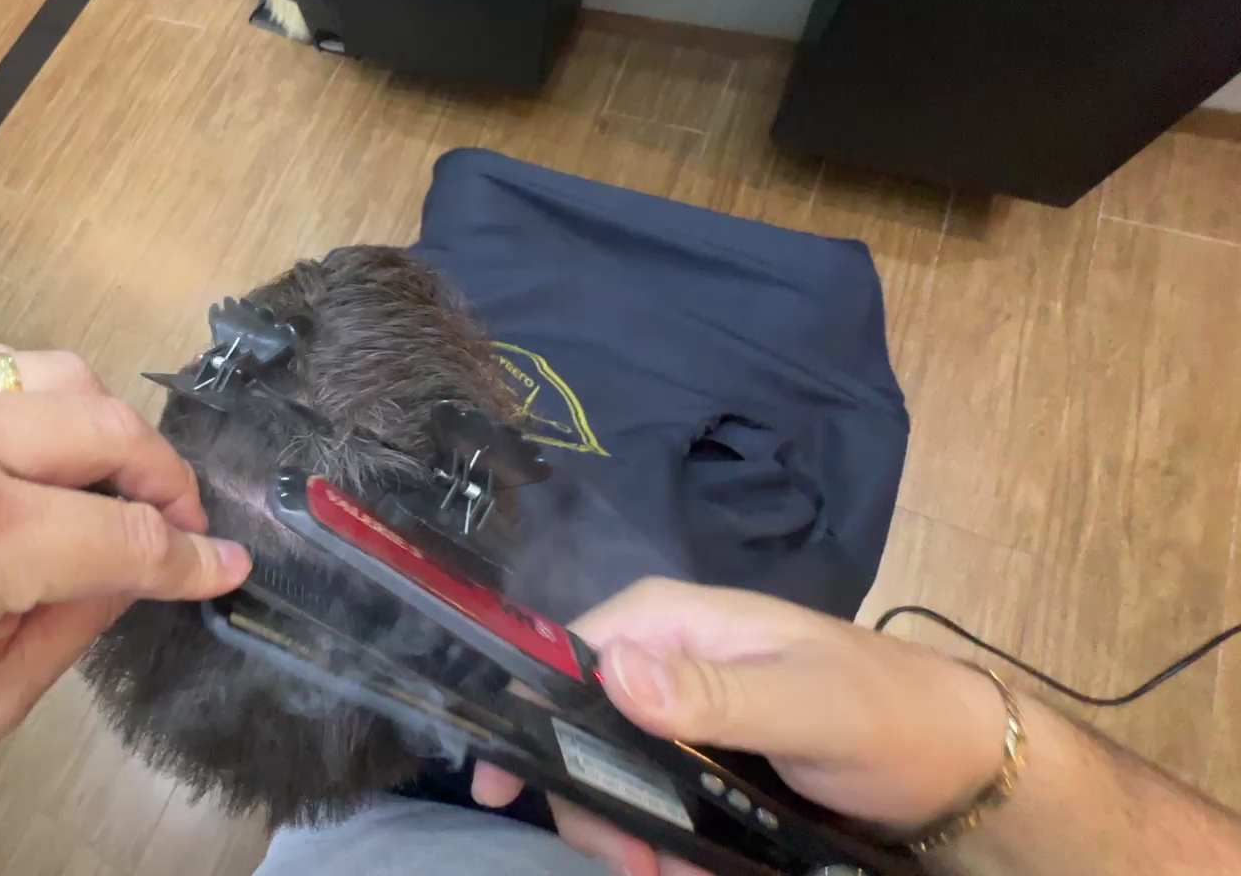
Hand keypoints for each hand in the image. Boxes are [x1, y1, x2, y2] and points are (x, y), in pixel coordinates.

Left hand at [0, 346, 249, 827]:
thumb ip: (84, 616)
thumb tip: (148, 563)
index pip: (123, 535)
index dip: (189, 557)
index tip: (226, 566)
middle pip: (108, 427)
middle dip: (165, 478)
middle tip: (176, 525)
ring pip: (61, 373)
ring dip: (106, 429)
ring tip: (104, 486)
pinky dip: (41, 402)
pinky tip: (32, 452)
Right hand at [472, 578, 1006, 875]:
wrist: (969, 769)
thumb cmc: (890, 719)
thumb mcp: (810, 707)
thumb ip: (716, 693)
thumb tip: (614, 672)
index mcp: (662, 621)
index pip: (563, 656)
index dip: (527, 714)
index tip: (502, 788)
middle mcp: (655, 654)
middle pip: (579, 720)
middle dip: (589, 795)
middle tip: (627, 866)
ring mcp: (676, 703)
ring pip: (610, 762)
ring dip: (627, 825)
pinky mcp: (699, 747)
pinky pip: (651, 787)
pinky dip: (659, 833)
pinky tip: (687, 870)